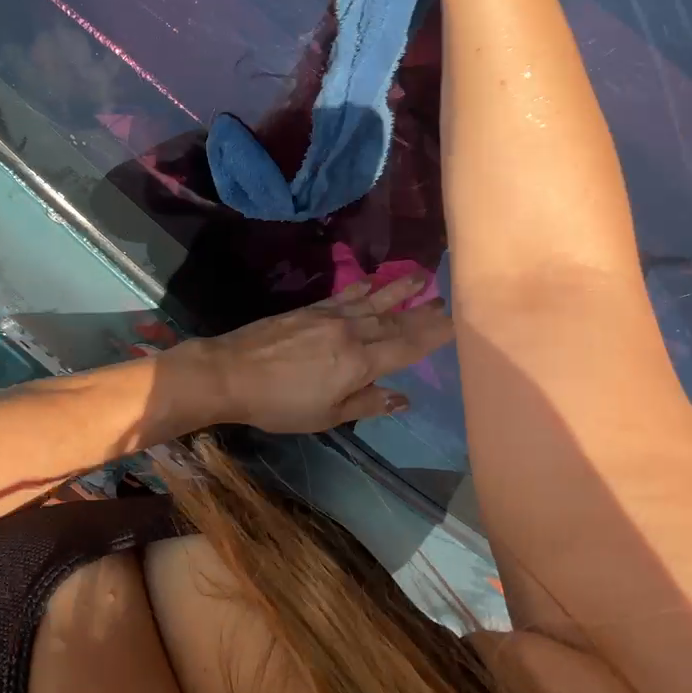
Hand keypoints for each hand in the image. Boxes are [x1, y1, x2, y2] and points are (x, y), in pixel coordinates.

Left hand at [172, 276, 453, 434]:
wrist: (229, 372)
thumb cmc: (278, 404)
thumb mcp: (326, 416)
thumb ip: (367, 403)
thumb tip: (404, 397)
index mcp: (360, 362)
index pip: (408, 347)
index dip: (435, 335)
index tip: (461, 322)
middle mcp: (350, 332)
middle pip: (395, 321)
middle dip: (424, 311)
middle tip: (452, 300)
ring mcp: (328, 317)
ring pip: (372, 302)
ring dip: (398, 290)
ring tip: (421, 276)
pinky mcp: (308, 310)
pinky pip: (343, 295)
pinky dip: (362, 288)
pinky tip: (372, 282)